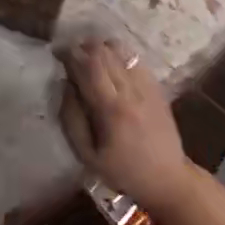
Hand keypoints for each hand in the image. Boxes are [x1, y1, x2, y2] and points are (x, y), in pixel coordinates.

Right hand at [56, 38, 196, 211]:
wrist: (167, 178)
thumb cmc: (123, 171)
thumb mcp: (88, 156)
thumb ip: (72, 119)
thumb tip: (64, 85)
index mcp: (111, 109)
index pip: (88, 68)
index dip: (70, 54)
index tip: (57, 52)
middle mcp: (130, 91)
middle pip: (104, 53)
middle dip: (83, 46)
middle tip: (70, 51)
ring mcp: (146, 86)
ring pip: (121, 51)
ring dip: (101, 46)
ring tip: (89, 54)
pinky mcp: (157, 86)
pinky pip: (135, 59)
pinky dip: (119, 54)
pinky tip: (111, 62)